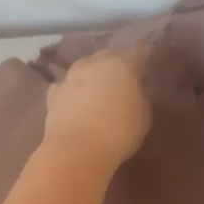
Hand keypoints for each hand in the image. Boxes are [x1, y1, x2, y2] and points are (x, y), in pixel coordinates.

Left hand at [42, 45, 152, 172]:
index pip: (138, 52)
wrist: (76, 151)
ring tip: (100, 86)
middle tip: (125, 75)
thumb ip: (142, 96)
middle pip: (109, 55)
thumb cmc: (119, 133)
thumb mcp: (144, 116)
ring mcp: (71, 76)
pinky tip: (76, 98)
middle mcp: (94, 63)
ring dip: (94, 73)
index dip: (146, 55)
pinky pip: (67, 85)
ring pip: (86, 67)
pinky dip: (74, 89)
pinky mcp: (53, 93)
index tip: (150, 60)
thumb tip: (138, 88)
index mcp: (121, 64)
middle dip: (118, 62)